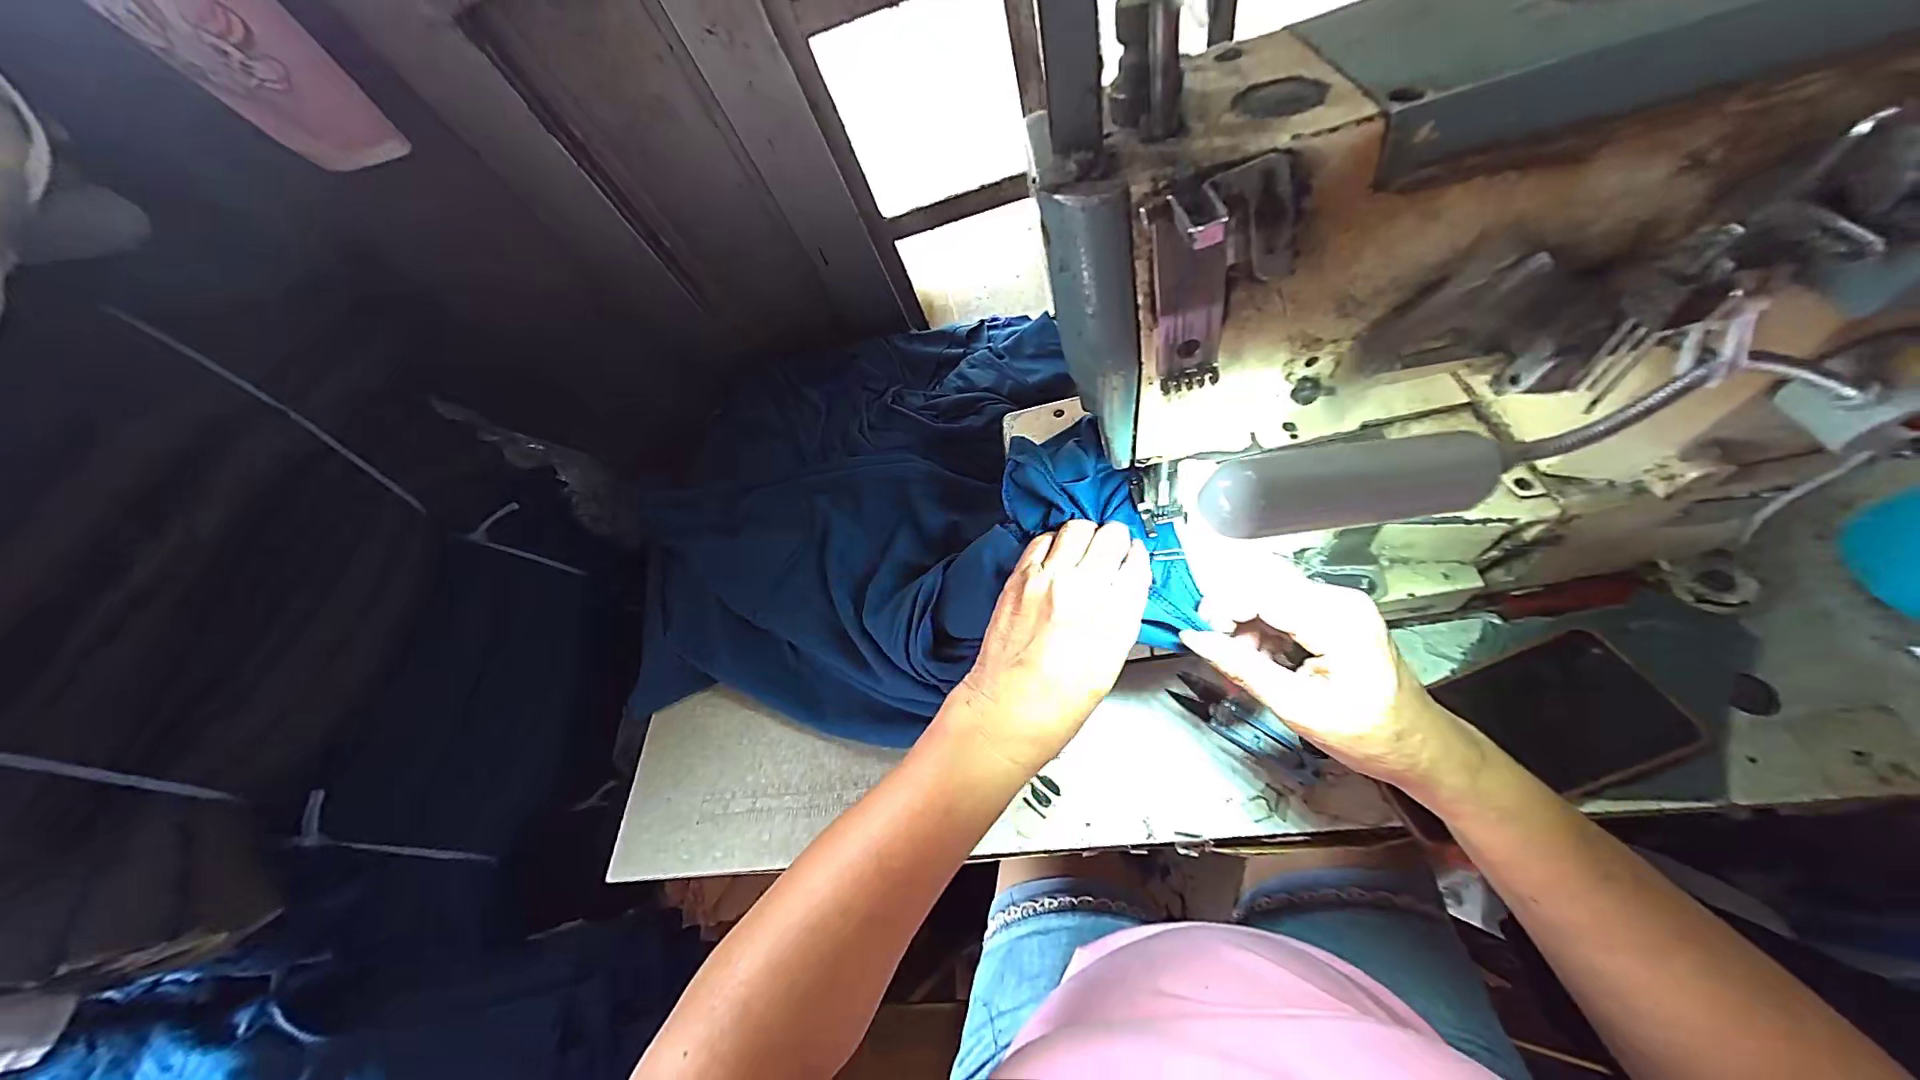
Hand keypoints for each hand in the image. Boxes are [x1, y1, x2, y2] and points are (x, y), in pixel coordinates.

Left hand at [939, 520, 1150, 778]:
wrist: (1007, 709)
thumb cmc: (1057, 701)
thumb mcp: (1110, 663)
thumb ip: (1122, 617)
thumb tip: (1125, 588)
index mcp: (1112, 617)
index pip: (1136, 563)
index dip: (1136, 557)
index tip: (1133, 557)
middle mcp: (1080, 591)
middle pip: (1109, 536)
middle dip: (1114, 540)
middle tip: (1111, 548)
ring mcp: (1046, 580)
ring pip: (1076, 529)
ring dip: (1085, 535)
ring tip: (1084, 549)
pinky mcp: (1019, 579)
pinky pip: (1042, 540)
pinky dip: (1054, 543)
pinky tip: (1056, 557)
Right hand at [1178, 566, 1488, 803]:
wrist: (1418, 744)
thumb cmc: (1374, 734)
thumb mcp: (1297, 708)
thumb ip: (1242, 669)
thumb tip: (1198, 640)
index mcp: (1338, 620)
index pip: (1260, 592)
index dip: (1223, 609)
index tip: (1202, 633)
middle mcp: (1339, 601)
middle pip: (1260, 586)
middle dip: (1231, 618)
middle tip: (1220, 652)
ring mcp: (1336, 604)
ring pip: (1264, 595)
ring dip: (1243, 627)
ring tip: (1245, 665)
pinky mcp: (1330, 612)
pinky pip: (1279, 607)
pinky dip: (1260, 631)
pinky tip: (1262, 659)